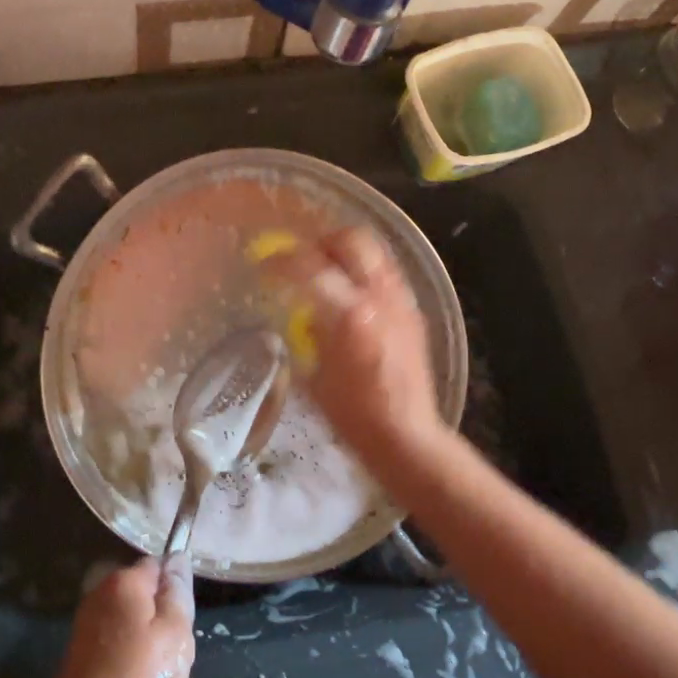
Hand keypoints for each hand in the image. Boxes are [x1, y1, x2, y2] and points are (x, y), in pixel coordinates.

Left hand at [46, 556, 195, 677]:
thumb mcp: (175, 635)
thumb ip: (178, 594)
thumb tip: (178, 557)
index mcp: (122, 582)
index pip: (158, 564)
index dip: (176, 589)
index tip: (184, 619)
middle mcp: (98, 594)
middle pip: (143, 595)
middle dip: (161, 617)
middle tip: (173, 651)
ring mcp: (84, 625)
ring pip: (130, 622)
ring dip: (146, 641)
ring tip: (154, 672)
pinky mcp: (79, 654)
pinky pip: (115, 643)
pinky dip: (127, 658)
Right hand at [266, 228, 444, 459]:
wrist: (407, 437)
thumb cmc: (352, 415)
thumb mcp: (314, 374)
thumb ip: (308, 333)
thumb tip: (303, 312)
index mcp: (349, 314)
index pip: (308, 266)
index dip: (280, 261)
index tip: (264, 267)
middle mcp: (379, 297)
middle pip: (350, 240)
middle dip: (320, 243)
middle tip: (302, 260)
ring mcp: (401, 301)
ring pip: (374, 251)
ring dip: (345, 253)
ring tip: (326, 272)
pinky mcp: (414, 312)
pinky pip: (387, 273)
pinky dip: (365, 273)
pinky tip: (352, 296)